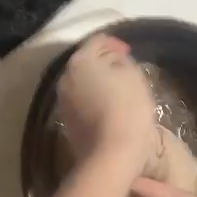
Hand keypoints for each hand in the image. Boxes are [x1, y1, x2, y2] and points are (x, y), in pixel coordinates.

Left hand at [54, 34, 155, 174]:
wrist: (110, 156)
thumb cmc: (126, 109)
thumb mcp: (133, 76)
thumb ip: (121, 60)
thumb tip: (114, 60)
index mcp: (80, 60)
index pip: (97, 41)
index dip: (114, 43)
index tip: (128, 52)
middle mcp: (65, 76)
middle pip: (86, 61)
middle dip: (104, 62)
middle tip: (124, 70)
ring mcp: (63, 101)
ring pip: (82, 82)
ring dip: (97, 82)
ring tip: (117, 90)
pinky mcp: (66, 122)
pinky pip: (80, 101)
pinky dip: (92, 99)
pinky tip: (107, 107)